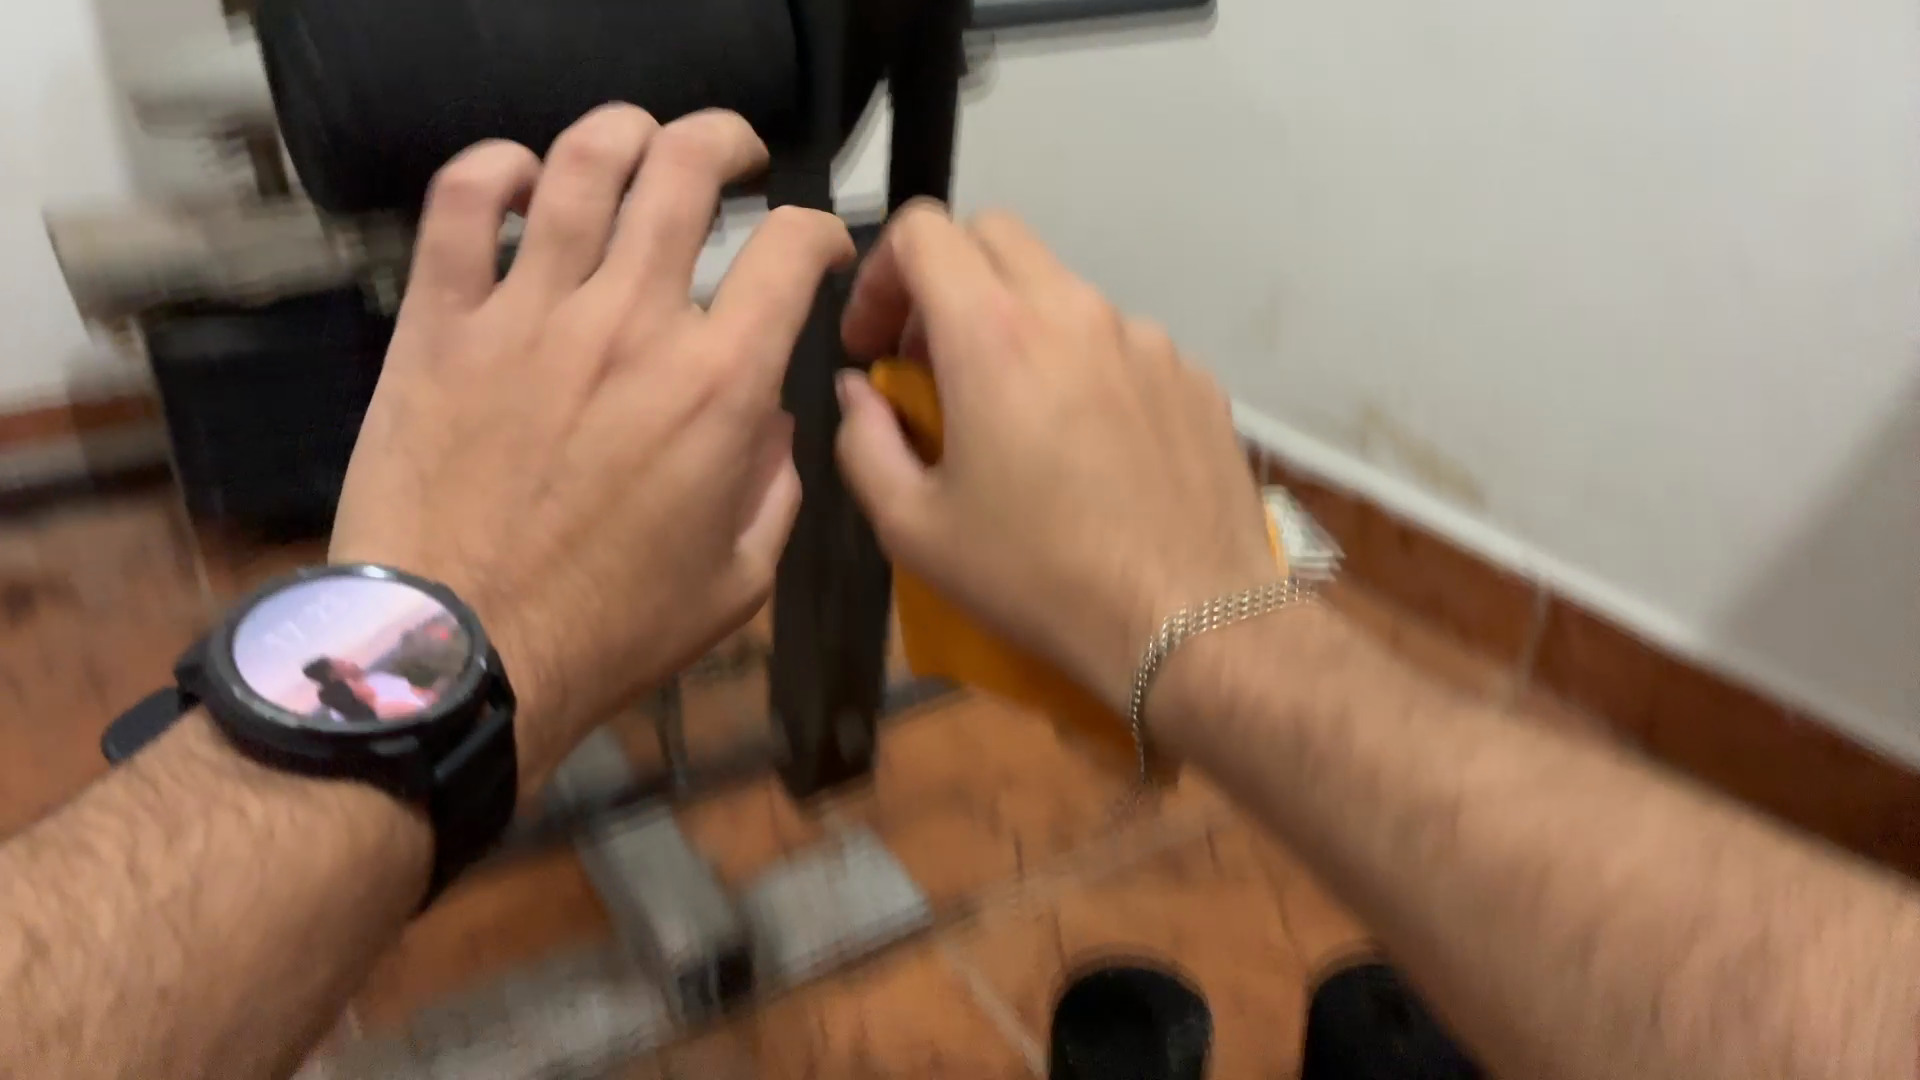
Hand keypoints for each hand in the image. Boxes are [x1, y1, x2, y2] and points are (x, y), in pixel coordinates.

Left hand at [330, 105, 853, 784]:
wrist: (463, 656)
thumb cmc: (618, 628)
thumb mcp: (742, 577)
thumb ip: (776, 487)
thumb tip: (770, 425)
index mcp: (719, 389)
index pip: (790, 255)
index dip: (821, 231)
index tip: (822, 247)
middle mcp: (632, 327)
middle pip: (685, 173)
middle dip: (726, 142)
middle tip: (738, 153)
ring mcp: (529, 316)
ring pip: (579, 166)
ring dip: (625, 133)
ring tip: (643, 141)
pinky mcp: (441, 327)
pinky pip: (457, 205)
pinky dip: (490, 167)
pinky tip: (518, 174)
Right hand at [834, 203, 1274, 714]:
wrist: (1190, 623)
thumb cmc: (1037, 579)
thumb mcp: (914, 528)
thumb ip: (863, 442)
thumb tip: (858, 392)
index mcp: (995, 335)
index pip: (923, 232)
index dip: (879, 276)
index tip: (874, 345)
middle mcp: (1076, 312)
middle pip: (994, 239)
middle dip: (945, 283)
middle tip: (933, 364)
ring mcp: (1147, 339)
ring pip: (1062, 292)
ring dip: (1017, 328)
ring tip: (1016, 417)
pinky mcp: (1193, 376)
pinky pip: (1119, 344)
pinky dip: (1081, 367)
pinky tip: (1089, 446)